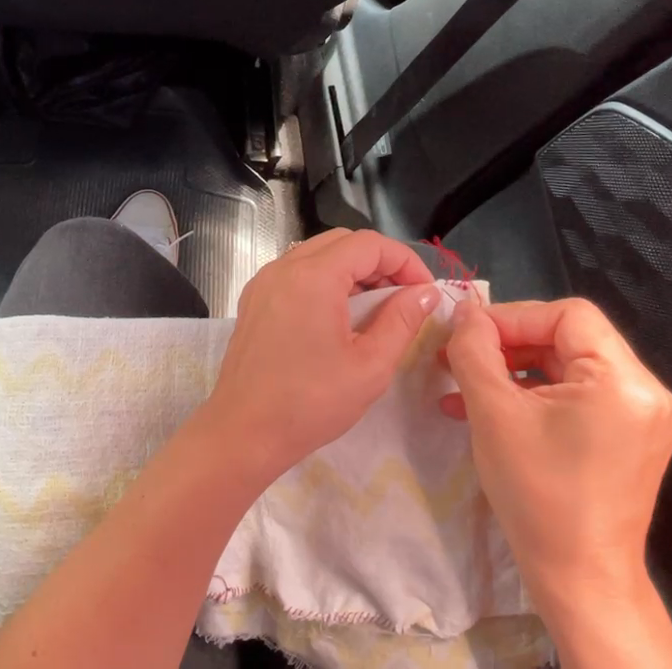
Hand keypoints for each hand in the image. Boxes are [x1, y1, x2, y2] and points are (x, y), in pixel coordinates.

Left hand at [201, 229, 439, 481]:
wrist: (244, 430)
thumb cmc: (312, 402)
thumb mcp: (370, 365)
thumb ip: (402, 320)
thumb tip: (426, 292)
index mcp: (313, 277)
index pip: (369, 244)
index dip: (405, 261)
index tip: (426, 293)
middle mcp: (283, 267)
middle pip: (341, 242)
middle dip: (380, 263)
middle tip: (406, 299)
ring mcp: (264, 281)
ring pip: (317, 254)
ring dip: (352, 271)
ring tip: (378, 309)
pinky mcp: (254, 299)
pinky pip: (296, 273)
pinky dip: (324, 281)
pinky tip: (340, 316)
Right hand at [440, 298, 671, 664]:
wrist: (578, 576)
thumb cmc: (536, 492)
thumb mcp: (492, 410)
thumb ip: (474, 349)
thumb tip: (464, 311)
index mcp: (624, 381)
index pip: (566, 314)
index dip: (512, 317)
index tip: (468, 337)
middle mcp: (646, 391)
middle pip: (569, 337)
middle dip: (508, 343)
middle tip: (459, 357)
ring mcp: (643, 416)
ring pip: (568, 364)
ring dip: (515, 368)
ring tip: (465, 384)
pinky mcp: (631, 436)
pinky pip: (578, 393)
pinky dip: (535, 392)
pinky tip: (491, 406)